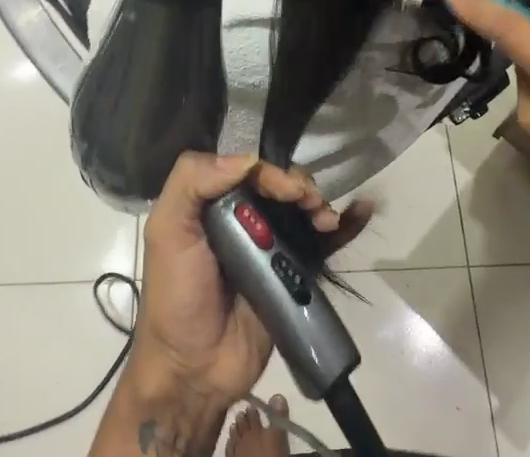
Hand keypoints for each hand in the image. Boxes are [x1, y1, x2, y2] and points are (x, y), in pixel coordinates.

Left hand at [130, 152, 369, 405]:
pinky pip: (320, 244)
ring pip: (302, 210)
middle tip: (313, 206)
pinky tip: (362, 210)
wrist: (195, 369)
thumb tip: (248, 160)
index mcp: (211, 204)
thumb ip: (192, 183)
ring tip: (327, 220)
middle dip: (301, 188)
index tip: (288, 191)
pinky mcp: (291, 276)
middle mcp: (242, 220)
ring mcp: (269, 248)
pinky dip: (345, 224)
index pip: (248, 170)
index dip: (272, 174)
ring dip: (320, 204)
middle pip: (280, 186)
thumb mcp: (167, 231)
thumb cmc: (176, 296)